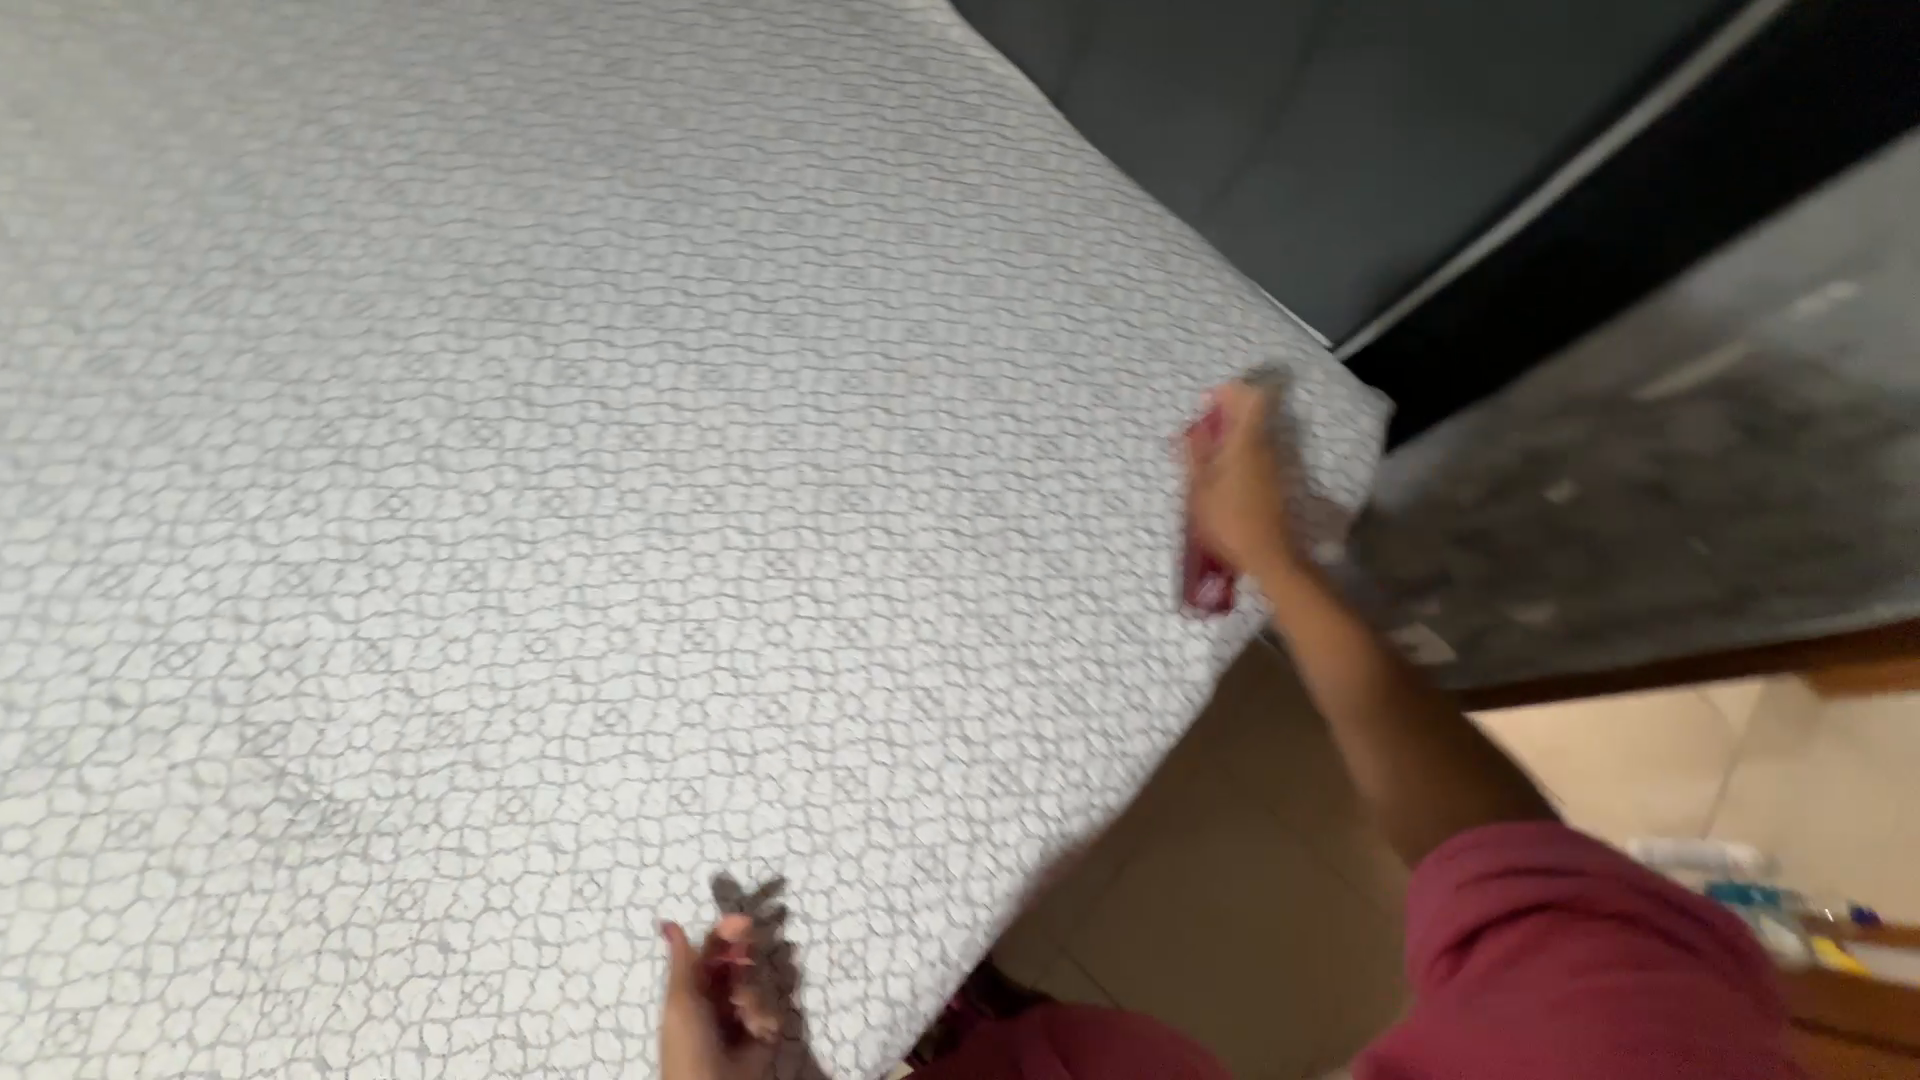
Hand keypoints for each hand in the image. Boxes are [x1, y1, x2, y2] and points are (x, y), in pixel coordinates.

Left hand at [659, 919, 777, 1079]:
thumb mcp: (680, 999)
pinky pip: (773, 1007)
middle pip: (741, 958)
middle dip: (746, 956)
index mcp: (696, 987)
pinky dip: (763, 1016)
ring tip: (742, 1014)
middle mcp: (722, 995)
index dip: (729, 931)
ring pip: (759, 981)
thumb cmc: (688, 1044)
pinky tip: (754, 1031)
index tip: (744, 922)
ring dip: (751, 994)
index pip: (715, 948)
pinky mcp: (766, 1030)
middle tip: (746, 961)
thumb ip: (683, 957)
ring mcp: (745, 1012)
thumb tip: (666, 922)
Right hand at [1183, 381, 1299, 580]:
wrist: (1267, 555)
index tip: (1208, 402)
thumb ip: (1194, 454)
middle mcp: (1264, 446)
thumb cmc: (1226, 521)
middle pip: (1253, 412)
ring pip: (1254, 432)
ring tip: (1205, 453)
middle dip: (1226, 412)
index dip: (1230, 391)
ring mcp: (1273, 463)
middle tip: (1200, 430)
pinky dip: (1238, 451)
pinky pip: (1255, 451)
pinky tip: (1219, 473)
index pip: (1250, 397)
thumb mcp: (1198, 488)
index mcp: (1245, 442)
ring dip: (1231, 433)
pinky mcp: (1274, 480)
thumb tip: (1191, 429)